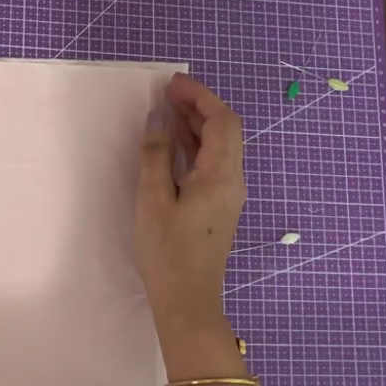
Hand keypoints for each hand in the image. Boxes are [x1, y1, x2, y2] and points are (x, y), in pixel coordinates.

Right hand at [135, 74, 246, 356]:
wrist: (188, 302)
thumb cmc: (168, 251)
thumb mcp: (153, 198)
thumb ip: (156, 153)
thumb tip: (159, 116)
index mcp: (221, 174)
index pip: (221, 120)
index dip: (200, 95)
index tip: (171, 83)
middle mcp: (232, 180)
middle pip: (225, 129)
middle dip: (198, 104)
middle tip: (166, 92)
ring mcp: (228, 194)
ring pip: (219, 146)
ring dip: (196, 123)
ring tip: (165, 109)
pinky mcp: (218, 205)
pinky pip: (211, 162)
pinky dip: (194, 143)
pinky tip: (172, 141)